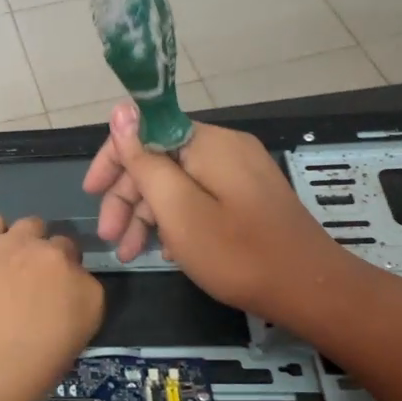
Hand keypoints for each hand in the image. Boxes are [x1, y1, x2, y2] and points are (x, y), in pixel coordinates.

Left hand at [0, 214, 103, 400]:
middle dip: (49, 267)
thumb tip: (51, 319)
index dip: (68, 297)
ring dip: (24, 244)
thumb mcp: (57, 365)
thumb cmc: (10, 384)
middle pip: (63, 249)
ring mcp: (19, 245)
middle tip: (27, 290)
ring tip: (4, 268)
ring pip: (32, 227)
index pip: (87, 284)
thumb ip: (65, 329)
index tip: (52, 310)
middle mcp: (59, 262)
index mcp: (87, 298)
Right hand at [82, 101, 353, 318]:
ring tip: (129, 253)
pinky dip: (174, 222)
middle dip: (127, 197)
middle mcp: (224, 149)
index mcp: (208, 144)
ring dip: (146, 215)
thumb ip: (145, 160)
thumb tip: (121, 109)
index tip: (91, 195)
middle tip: (109, 238)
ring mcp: (238, 175)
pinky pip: (197, 199)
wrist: (311, 291)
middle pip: (158, 160)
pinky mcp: (247, 199)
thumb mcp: (178, 209)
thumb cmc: (237, 253)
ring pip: (175, 184)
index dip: (113, 160)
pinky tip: (165, 251)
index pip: (144, 131)